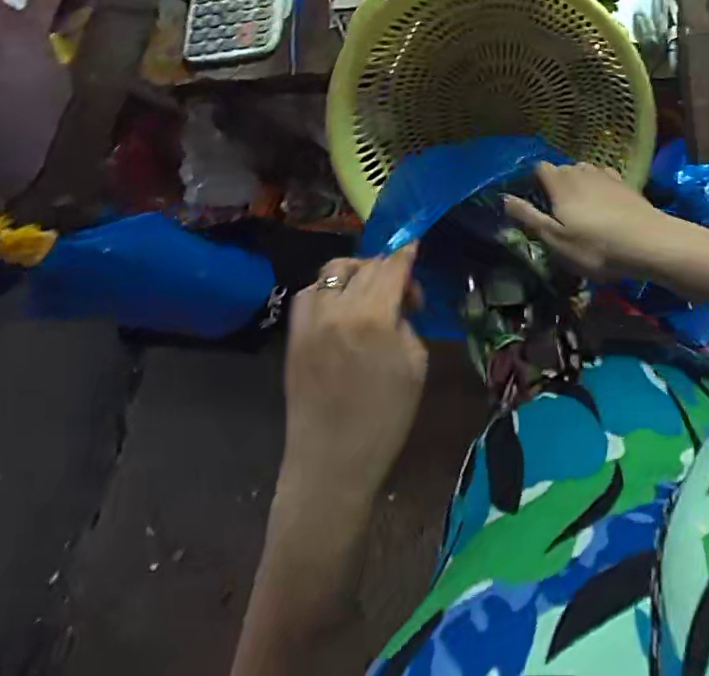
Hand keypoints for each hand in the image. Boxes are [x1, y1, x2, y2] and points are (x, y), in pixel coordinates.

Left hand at [280, 247, 427, 496]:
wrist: (331, 461)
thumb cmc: (385, 419)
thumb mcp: (415, 367)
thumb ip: (406, 323)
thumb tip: (398, 302)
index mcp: (372, 318)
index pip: (391, 269)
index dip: (406, 255)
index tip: (415, 246)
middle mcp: (336, 309)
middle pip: (365, 267)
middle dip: (387, 268)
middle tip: (403, 291)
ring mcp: (309, 319)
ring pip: (333, 271)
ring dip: (356, 272)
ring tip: (370, 292)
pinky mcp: (293, 333)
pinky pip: (310, 292)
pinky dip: (329, 288)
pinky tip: (342, 306)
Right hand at [502, 162, 669, 279]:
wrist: (650, 244)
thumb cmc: (596, 247)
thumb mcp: (555, 239)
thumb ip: (528, 217)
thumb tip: (503, 197)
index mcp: (560, 183)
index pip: (539, 168)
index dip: (533, 182)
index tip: (534, 202)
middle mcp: (581, 172)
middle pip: (561, 169)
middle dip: (555, 185)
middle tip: (556, 213)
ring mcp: (606, 176)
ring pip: (584, 172)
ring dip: (578, 185)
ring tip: (580, 209)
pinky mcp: (627, 185)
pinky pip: (605, 179)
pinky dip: (599, 187)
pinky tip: (604, 205)